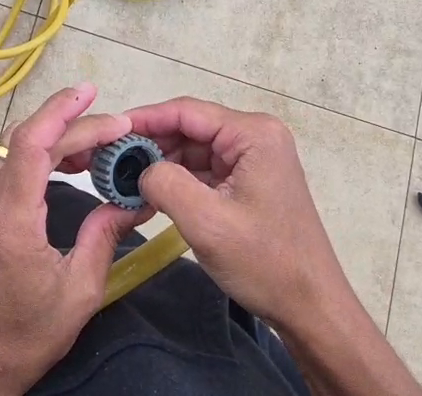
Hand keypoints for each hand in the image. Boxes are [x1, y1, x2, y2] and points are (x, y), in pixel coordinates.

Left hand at [0, 83, 147, 395]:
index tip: (97, 98)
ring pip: (13, 146)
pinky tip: (66, 162)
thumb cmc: (21, 336)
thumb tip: (132, 201)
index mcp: (11, 220)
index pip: (32, 143)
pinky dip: (37, 151)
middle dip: (73, 123)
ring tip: (98, 142)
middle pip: (27, 138)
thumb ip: (104, 238)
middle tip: (117, 127)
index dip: (64, 112)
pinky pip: (5, 163)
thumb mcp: (77, 294)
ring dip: (54, 134)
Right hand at [125, 97, 350, 329]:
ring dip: (162, 163)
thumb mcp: (206, 222)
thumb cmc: (266, 264)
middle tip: (111, 160)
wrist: (312, 310)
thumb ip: (166, 183)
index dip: (144, 119)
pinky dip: (178, 179)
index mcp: (253, 134)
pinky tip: (152, 192)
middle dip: (151, 143)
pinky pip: (205, 169)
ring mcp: (255, 159)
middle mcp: (256, 136)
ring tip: (124, 177)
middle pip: (190, 127)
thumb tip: (141, 169)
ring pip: (194, 149)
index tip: (109, 132)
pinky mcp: (250, 181)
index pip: (186, 111)